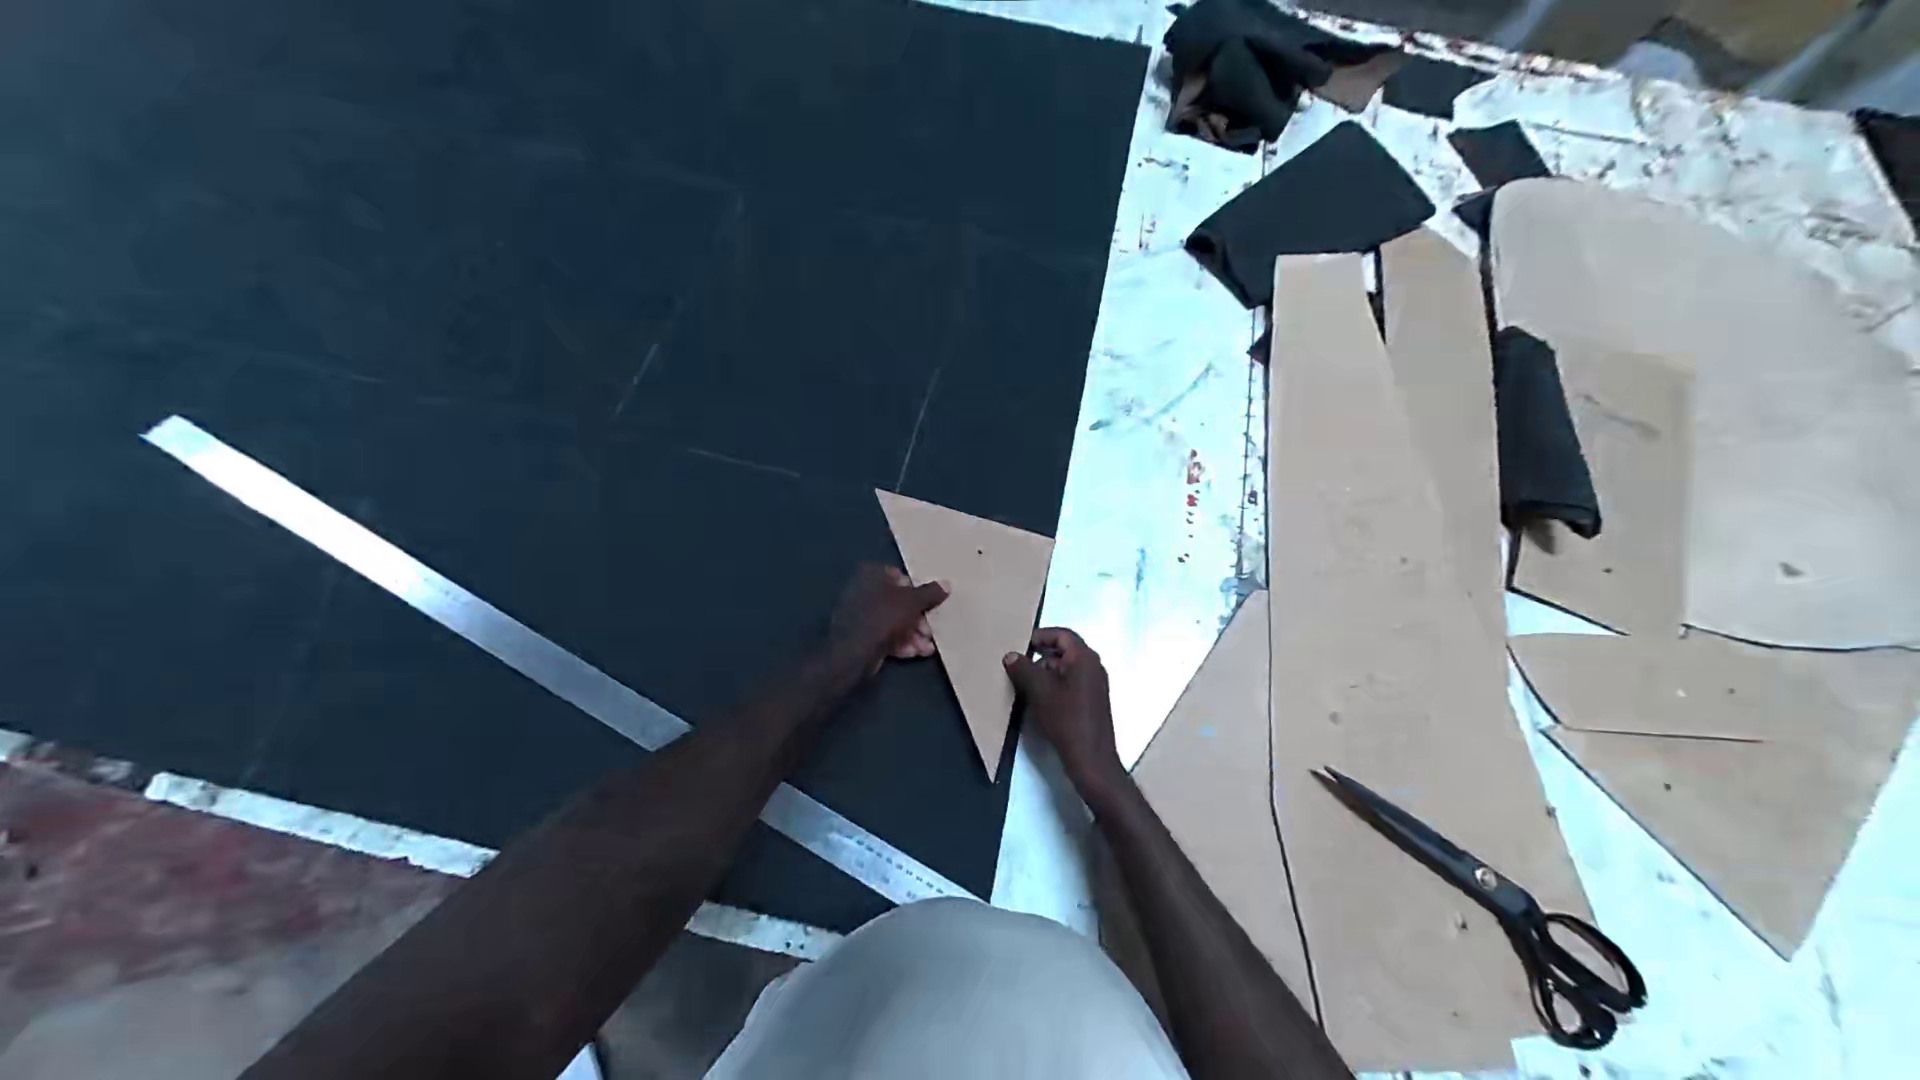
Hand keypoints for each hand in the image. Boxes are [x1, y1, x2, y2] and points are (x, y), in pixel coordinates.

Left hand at [828, 564, 947, 673]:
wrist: (853, 651)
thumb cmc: (884, 617)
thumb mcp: (913, 602)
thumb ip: (930, 593)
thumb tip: (947, 584)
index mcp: (871, 574)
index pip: (900, 577)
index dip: (917, 592)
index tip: (930, 605)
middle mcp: (863, 590)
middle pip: (899, 603)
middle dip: (918, 620)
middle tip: (929, 632)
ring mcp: (860, 614)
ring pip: (894, 621)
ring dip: (913, 635)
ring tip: (926, 648)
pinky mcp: (860, 635)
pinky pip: (884, 635)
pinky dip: (900, 643)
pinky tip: (914, 653)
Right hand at [1003, 629, 1125, 796]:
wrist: (1091, 758)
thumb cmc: (1066, 719)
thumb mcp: (1039, 691)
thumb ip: (1023, 669)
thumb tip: (1011, 656)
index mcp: (1084, 658)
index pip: (1062, 635)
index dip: (1041, 636)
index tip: (1021, 644)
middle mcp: (1093, 667)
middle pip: (1064, 651)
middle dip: (1040, 656)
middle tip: (1019, 665)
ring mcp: (1095, 685)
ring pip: (1066, 668)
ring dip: (1045, 672)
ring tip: (1025, 684)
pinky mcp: (1092, 701)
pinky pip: (1070, 683)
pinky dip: (1054, 685)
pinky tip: (1039, 699)